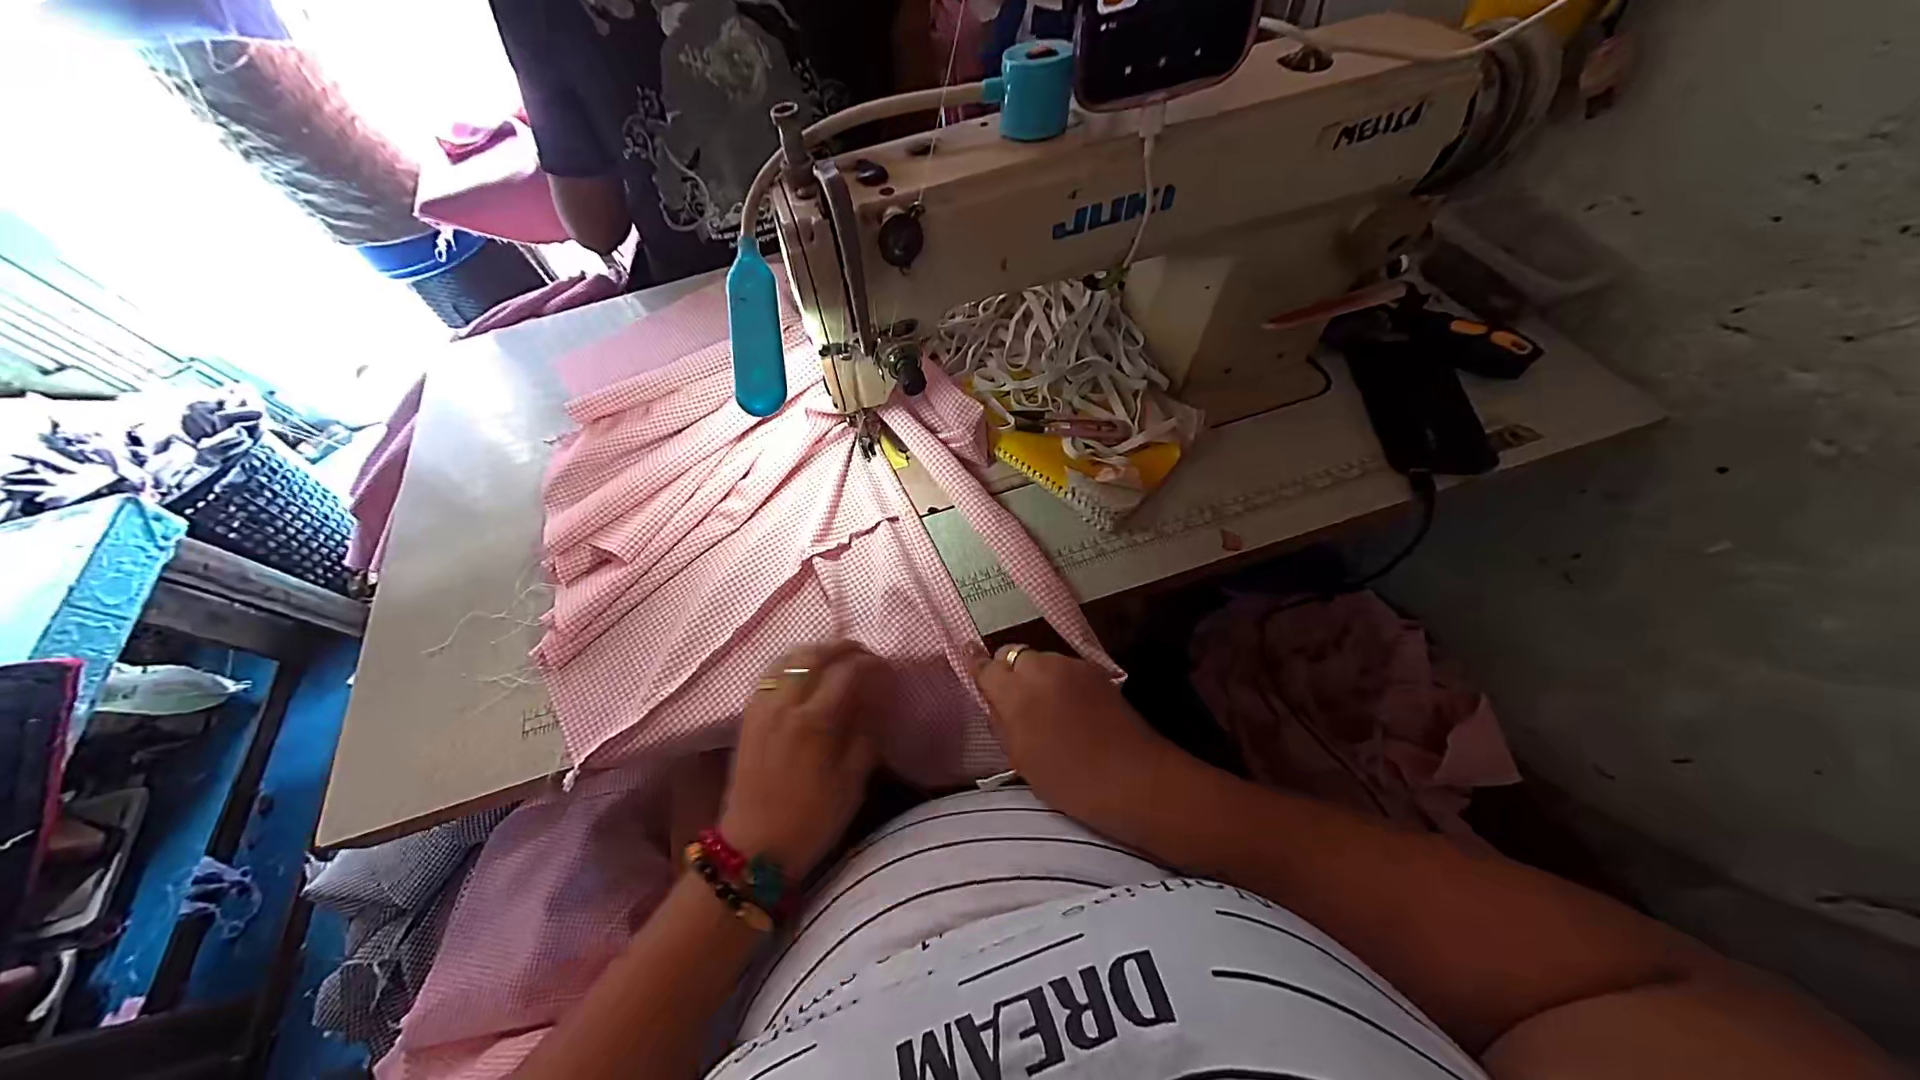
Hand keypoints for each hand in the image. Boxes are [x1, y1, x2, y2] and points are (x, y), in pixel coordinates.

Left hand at [719, 641, 886, 877]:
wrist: (753, 848)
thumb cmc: (811, 820)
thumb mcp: (852, 783)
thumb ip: (866, 736)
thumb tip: (876, 704)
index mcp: (815, 722)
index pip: (848, 672)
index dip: (871, 664)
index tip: (886, 670)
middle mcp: (786, 705)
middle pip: (816, 655)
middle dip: (844, 648)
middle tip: (864, 654)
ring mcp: (762, 707)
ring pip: (789, 658)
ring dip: (817, 651)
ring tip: (836, 657)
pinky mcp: (748, 715)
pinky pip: (771, 673)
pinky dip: (792, 663)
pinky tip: (804, 672)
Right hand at [972, 645, 1179, 830]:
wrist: (1135, 779)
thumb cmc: (1069, 780)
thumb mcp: (1021, 759)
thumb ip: (1001, 721)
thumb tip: (993, 699)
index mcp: (1016, 691)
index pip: (986, 666)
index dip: (976, 665)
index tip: (969, 660)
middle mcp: (1041, 668)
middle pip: (1014, 655)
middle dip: (1009, 671)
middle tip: (1013, 700)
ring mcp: (1072, 665)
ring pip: (1041, 660)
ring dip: (1036, 675)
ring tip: (1045, 707)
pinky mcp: (1097, 671)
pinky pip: (1065, 668)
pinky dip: (1060, 680)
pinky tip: (1070, 707)